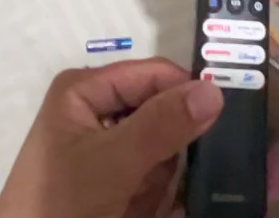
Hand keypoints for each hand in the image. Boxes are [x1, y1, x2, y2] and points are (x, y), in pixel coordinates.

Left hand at [0, 59, 223, 217]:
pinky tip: (130, 214)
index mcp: (85, 89)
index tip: (218, 121)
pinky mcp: (109, 184)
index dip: (186, 94)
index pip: (154, 74)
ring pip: (160, 155)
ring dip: (154, 187)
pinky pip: (149, 182)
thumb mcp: (113, 163)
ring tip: (130, 207)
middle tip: (144, 184)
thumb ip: (163, 125)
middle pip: (160, 116)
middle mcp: (95, 112)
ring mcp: (102, 151)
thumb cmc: (60, 208)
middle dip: (163, 156)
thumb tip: (215, 89)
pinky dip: (147, 202)